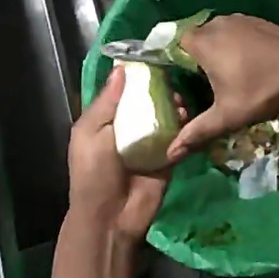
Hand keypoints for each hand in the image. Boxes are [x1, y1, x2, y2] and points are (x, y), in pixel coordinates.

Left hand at [68, 68, 170, 239]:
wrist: (110, 217)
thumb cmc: (93, 173)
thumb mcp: (91, 133)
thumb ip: (106, 103)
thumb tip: (120, 68)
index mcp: (106, 121)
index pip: (123, 92)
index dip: (136, 77)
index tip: (154, 59)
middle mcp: (129, 129)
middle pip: (148, 103)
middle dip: (160, 92)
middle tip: (172, 81)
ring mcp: (150, 144)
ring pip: (165, 118)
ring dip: (174, 107)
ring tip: (180, 100)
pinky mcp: (167, 159)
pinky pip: (177, 139)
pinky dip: (183, 128)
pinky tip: (187, 118)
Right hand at [166, 15, 278, 161]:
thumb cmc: (263, 89)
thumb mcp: (228, 115)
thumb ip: (197, 131)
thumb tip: (171, 154)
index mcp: (203, 42)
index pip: (172, 44)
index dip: (172, 61)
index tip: (178, 81)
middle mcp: (215, 24)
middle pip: (192, 38)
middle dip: (193, 58)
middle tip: (200, 83)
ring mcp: (236, 19)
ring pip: (213, 33)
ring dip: (213, 49)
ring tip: (222, 75)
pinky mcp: (254, 20)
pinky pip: (231, 29)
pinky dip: (231, 43)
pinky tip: (243, 63)